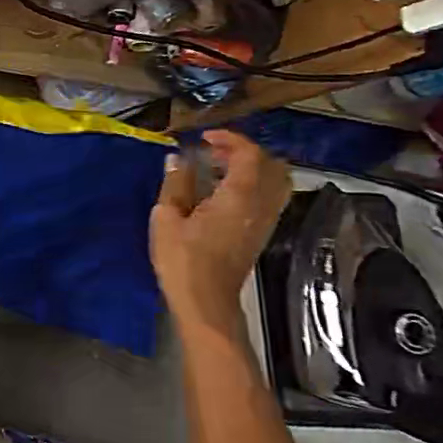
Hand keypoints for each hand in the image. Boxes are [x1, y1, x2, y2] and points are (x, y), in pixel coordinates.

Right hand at [150, 130, 291, 336]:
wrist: (206, 304)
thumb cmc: (184, 261)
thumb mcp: (167, 219)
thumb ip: (175, 185)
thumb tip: (177, 159)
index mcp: (240, 195)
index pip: (248, 153)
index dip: (229, 138)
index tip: (205, 138)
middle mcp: (261, 204)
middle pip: (271, 164)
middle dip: (245, 151)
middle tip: (214, 152)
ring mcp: (266, 221)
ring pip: (275, 182)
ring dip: (252, 168)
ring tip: (219, 170)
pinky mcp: (262, 235)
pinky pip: (269, 198)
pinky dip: (254, 186)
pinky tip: (224, 194)